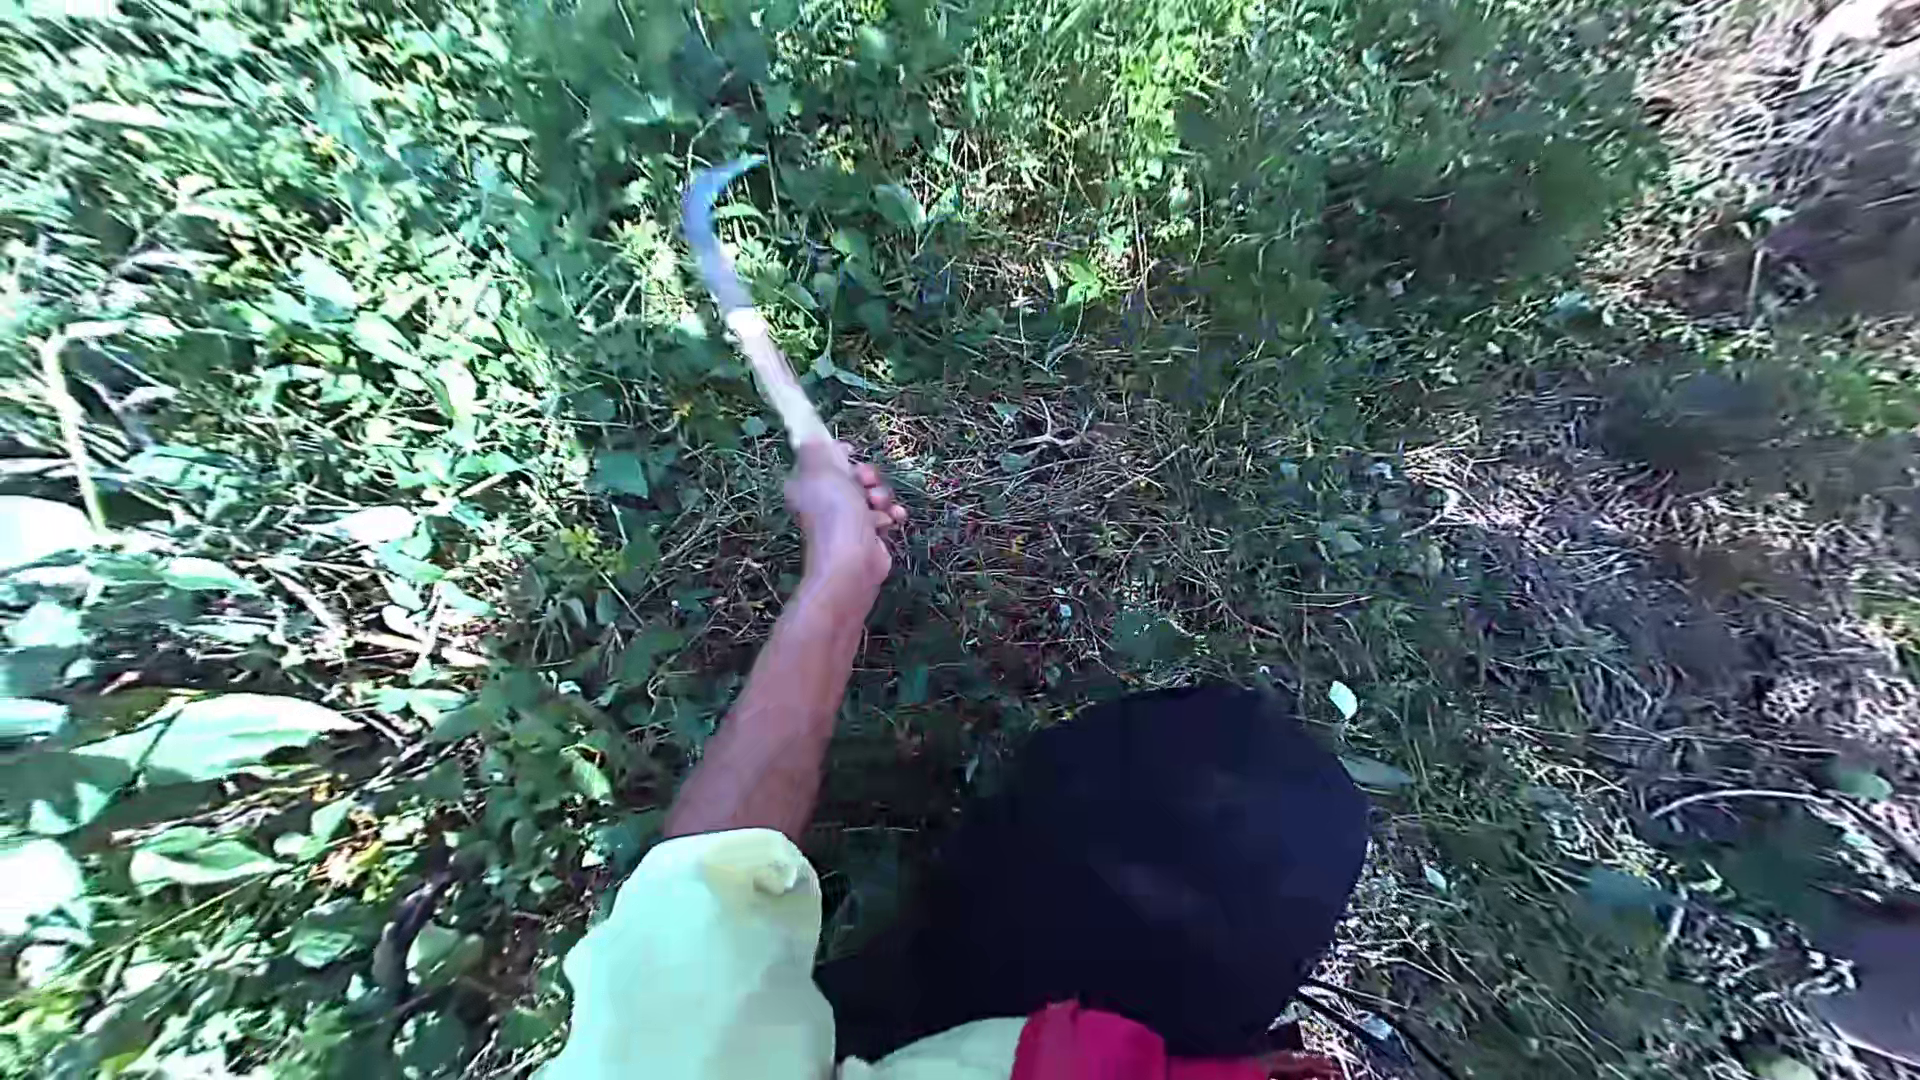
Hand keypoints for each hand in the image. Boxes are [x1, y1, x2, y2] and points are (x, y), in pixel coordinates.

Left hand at [785, 440, 906, 602]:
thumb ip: (815, 448)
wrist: (851, 562)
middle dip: (867, 476)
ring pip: (874, 493)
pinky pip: (886, 514)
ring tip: (878, 507)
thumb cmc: (834, 513)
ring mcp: (851, 519)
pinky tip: (894, 519)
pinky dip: (892, 514)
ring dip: (882, 496)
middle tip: (867, 483)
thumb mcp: (820, 470)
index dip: (841, 453)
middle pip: (855, 474)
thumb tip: (812, 435)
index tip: (850, 451)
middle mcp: (828, 501)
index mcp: (810, 485)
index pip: (826, 460)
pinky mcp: (871, 534)